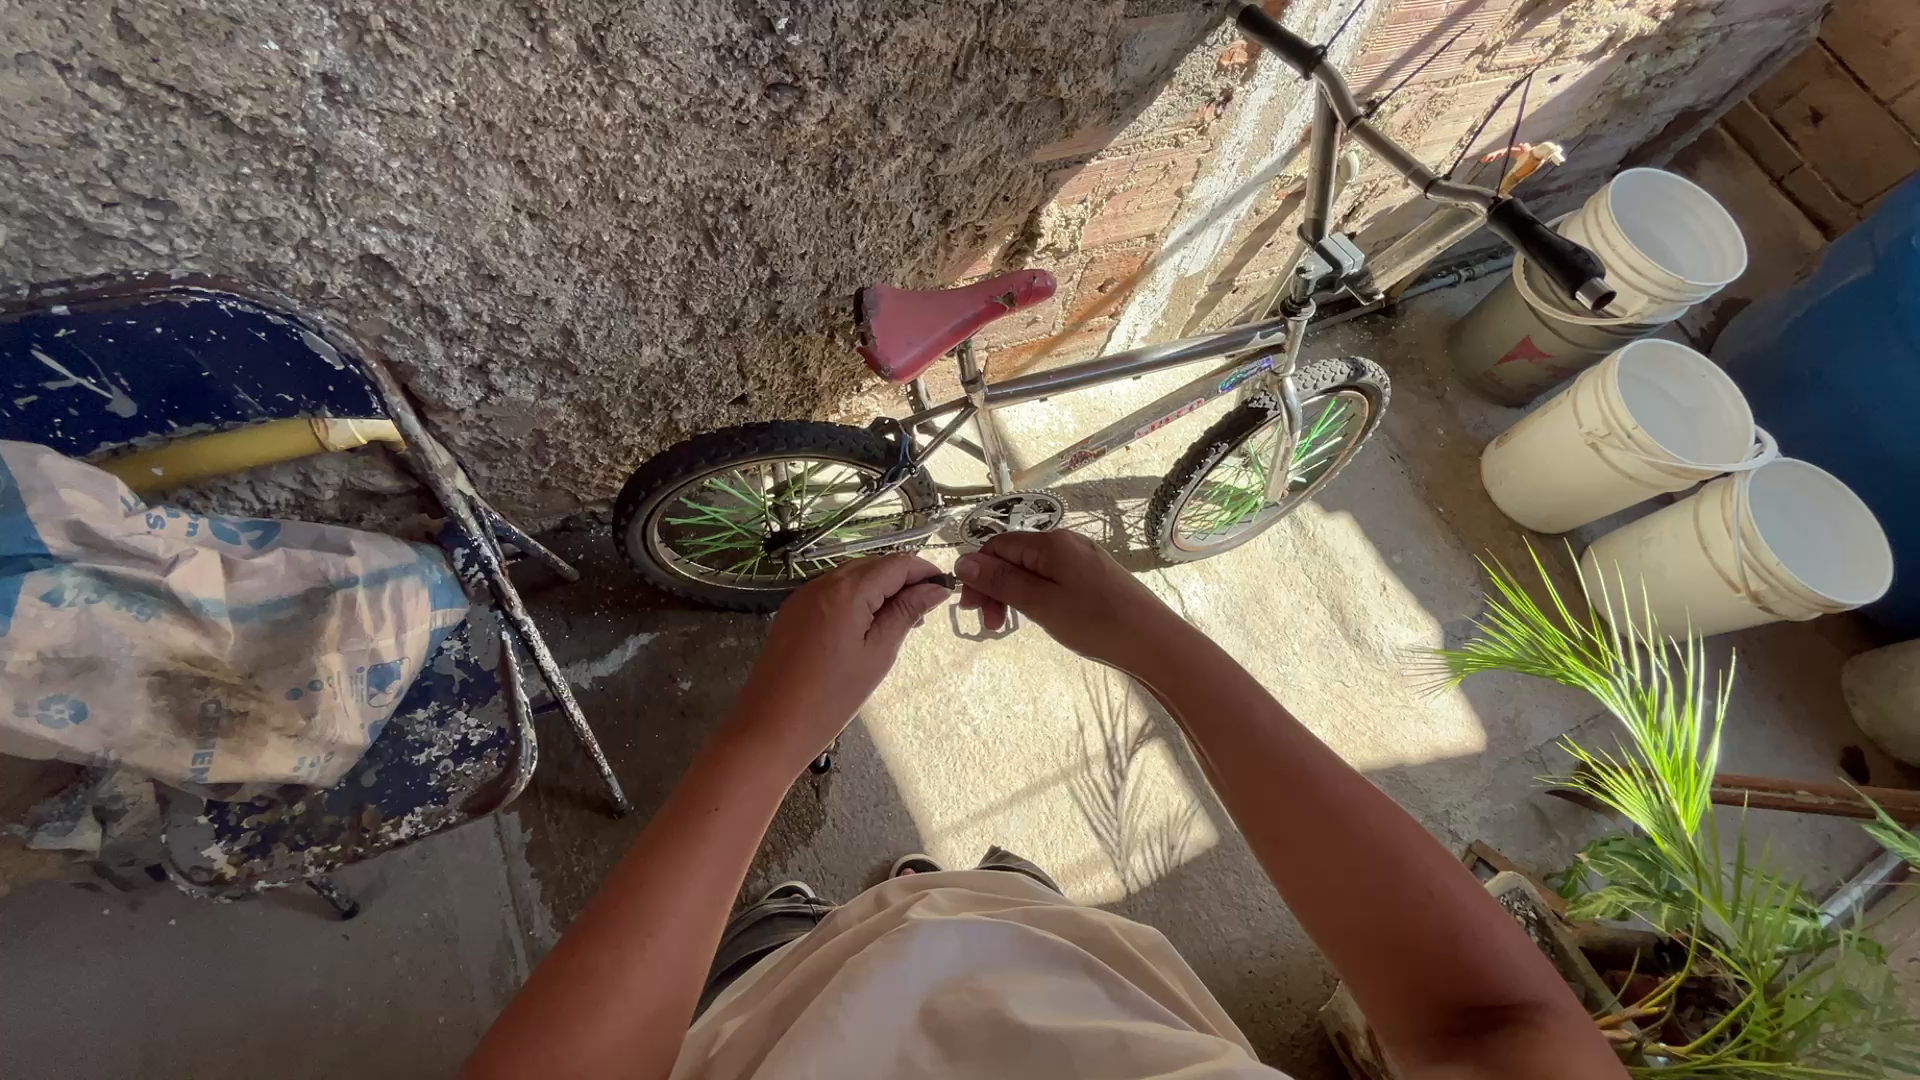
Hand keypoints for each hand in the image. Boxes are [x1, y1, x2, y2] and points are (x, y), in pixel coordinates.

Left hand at [727, 554, 951, 771]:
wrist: (768, 728)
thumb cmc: (831, 698)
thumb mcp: (878, 654)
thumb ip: (906, 613)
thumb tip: (935, 590)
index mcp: (847, 591)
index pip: (895, 563)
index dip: (924, 570)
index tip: (945, 589)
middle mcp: (823, 582)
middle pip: (873, 565)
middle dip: (903, 579)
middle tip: (926, 609)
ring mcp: (803, 595)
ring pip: (853, 576)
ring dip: (881, 588)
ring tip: (901, 619)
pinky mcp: (793, 612)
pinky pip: (833, 591)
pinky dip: (857, 599)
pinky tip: (868, 625)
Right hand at [953, 531, 1189, 673]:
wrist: (1156, 642)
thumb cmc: (1096, 623)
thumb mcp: (1041, 603)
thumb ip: (1001, 581)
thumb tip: (963, 560)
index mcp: (1051, 543)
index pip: (997, 546)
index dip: (978, 575)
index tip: (972, 611)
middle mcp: (1067, 542)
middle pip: (1014, 556)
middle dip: (995, 586)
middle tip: (991, 625)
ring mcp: (1084, 557)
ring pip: (1033, 568)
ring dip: (1014, 593)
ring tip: (1012, 624)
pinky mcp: (1096, 575)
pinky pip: (1053, 577)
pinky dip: (1037, 594)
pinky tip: (1041, 615)